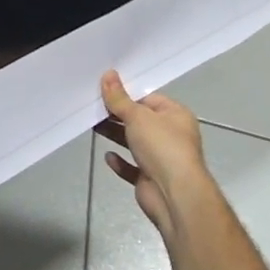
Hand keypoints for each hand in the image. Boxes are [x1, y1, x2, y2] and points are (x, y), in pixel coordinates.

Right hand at [98, 70, 208, 242]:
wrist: (175, 195)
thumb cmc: (161, 146)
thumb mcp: (137, 116)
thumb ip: (119, 98)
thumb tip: (108, 74)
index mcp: (175, 116)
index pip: (148, 99)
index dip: (127, 95)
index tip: (103, 91)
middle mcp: (171, 136)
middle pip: (140, 121)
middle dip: (118, 115)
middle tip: (93, 107)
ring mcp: (162, 159)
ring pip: (134, 143)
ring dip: (115, 135)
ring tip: (93, 126)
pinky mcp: (150, 179)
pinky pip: (132, 167)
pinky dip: (120, 162)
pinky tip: (108, 156)